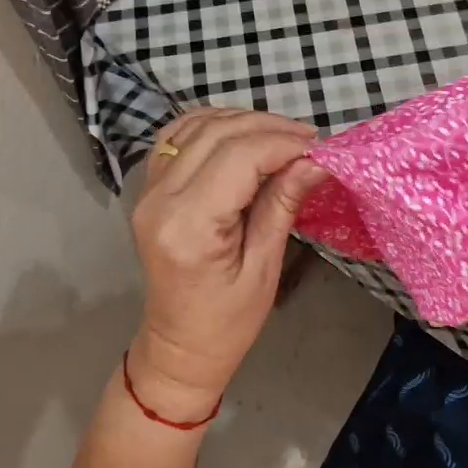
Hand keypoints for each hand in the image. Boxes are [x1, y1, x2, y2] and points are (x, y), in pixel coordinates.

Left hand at [128, 109, 328, 418]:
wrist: (179, 347)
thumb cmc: (227, 322)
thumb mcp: (265, 268)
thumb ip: (283, 205)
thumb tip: (316, 161)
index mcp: (189, 226)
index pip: (238, 157)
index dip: (282, 143)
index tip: (320, 149)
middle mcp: (160, 199)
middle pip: (217, 133)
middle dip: (268, 127)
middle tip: (309, 140)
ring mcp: (148, 190)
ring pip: (196, 125)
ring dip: (242, 121)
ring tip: (282, 137)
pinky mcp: (149, 188)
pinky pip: (177, 136)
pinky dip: (212, 125)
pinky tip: (242, 135)